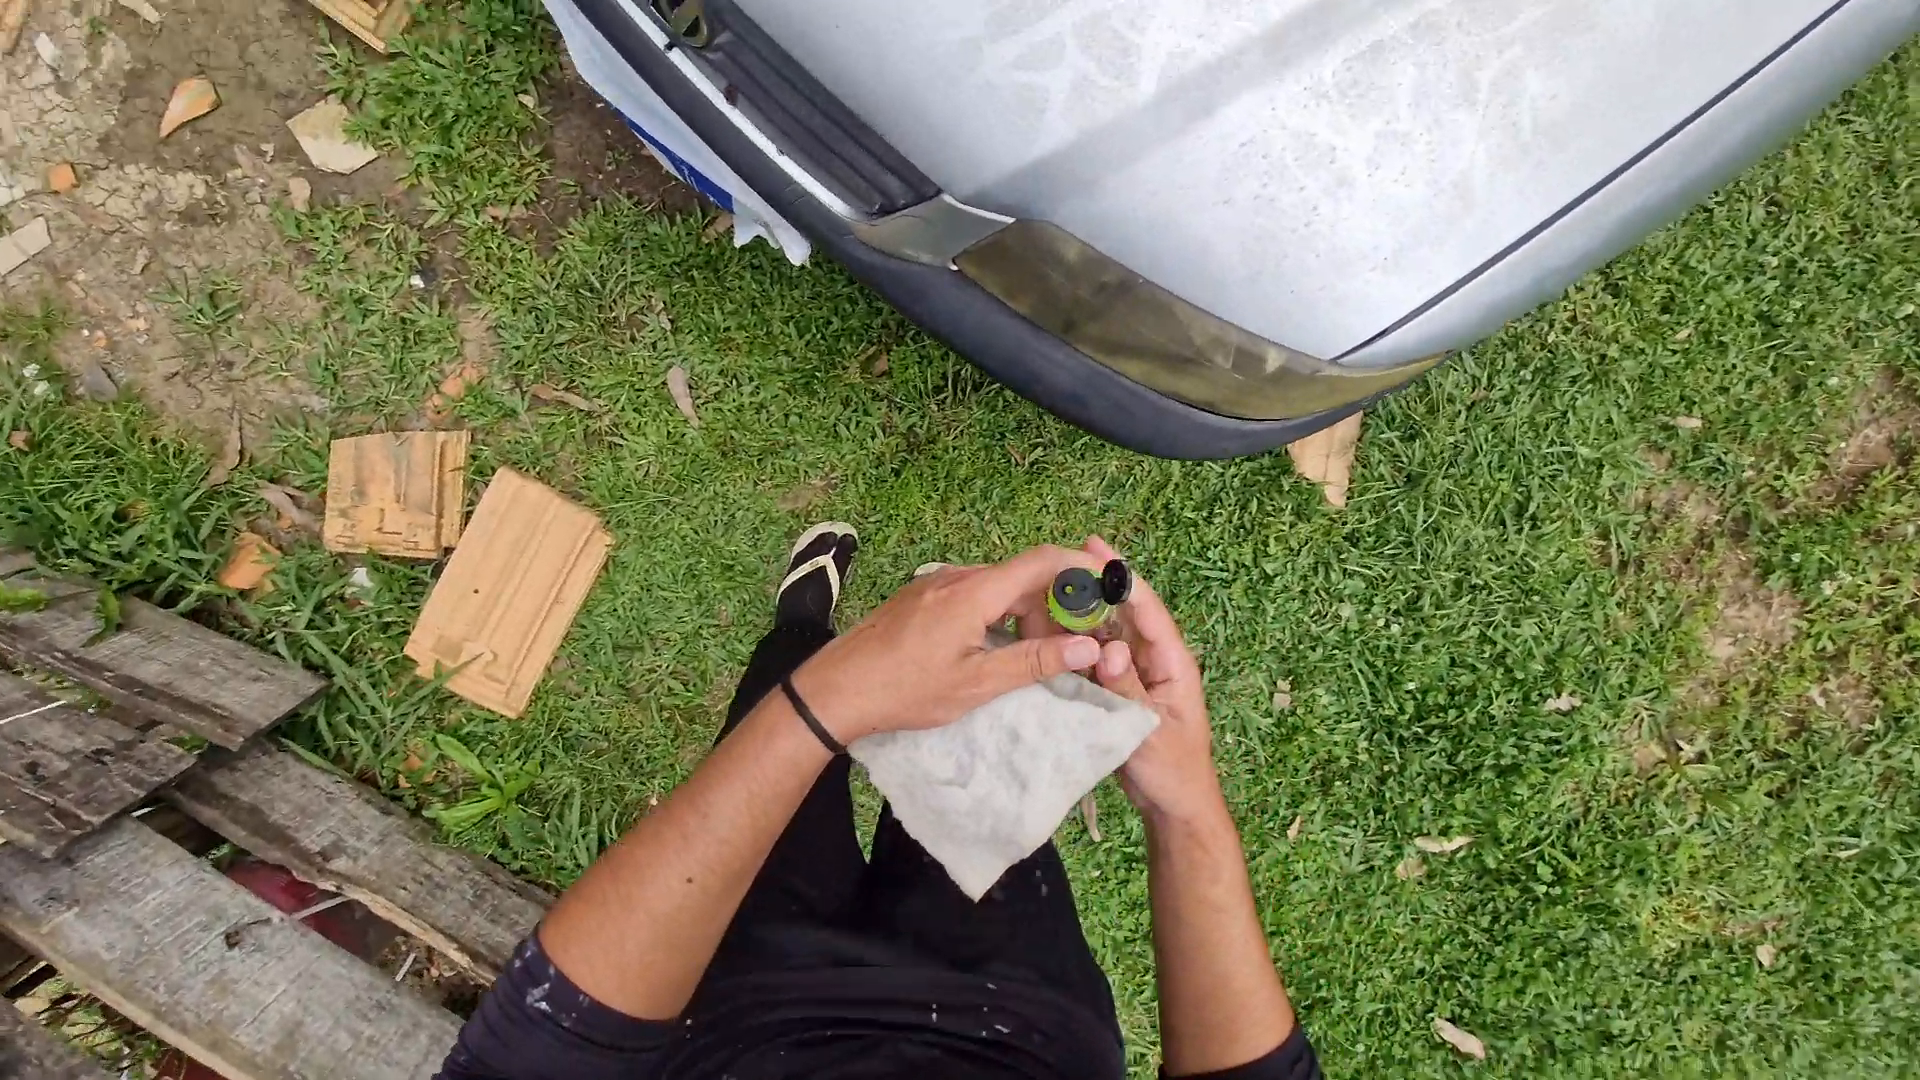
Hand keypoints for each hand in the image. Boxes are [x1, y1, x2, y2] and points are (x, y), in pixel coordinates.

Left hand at [792, 545, 1105, 743]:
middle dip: (1053, 604)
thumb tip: (1089, 647)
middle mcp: (957, 576)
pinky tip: (992, 646)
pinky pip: (974, 592)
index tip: (1108, 584)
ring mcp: (936, 582)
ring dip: (1024, 612)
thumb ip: (1034, 662)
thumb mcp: (976, 684)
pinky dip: (997, 612)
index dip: (1080, 566)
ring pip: (998, 585)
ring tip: (1028, 655)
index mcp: (974, 592)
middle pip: (1022, 575)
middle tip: (1066, 646)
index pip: (1041, 561)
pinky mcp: (923, 595)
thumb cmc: (906, 690)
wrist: (836, 688)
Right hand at [1076, 536, 1222, 823]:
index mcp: (1172, 662)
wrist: (1173, 806)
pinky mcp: (1117, 689)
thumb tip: (1110, 650)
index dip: (1123, 578)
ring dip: (1080, 613)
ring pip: (1105, 634)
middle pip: (1123, 614)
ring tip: (1047, 590)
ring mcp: (1134, 673)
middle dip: (1096, 586)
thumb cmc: (1172, 770)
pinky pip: (1095, 659)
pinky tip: (1049, 632)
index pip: (1148, 611)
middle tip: (1060, 562)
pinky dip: (1075, 645)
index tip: (1097, 549)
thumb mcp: (1149, 732)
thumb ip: (1129, 691)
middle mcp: (1153, 660)